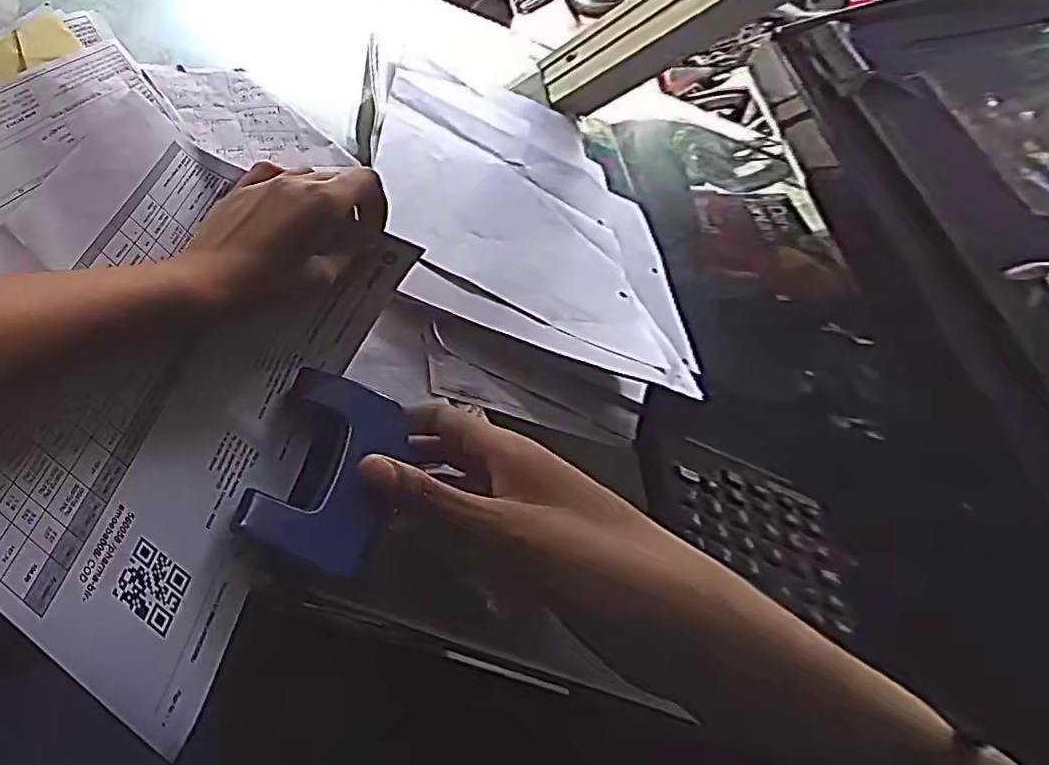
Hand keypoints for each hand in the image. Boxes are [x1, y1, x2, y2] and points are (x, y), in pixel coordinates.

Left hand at [173, 162, 385, 306]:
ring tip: (311, 229)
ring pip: (304, 176)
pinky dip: (285, 188)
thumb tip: (361, 243)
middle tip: (343, 236)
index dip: (375, 205)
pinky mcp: (240, 189)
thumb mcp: (316, 277)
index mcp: (319, 200)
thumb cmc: (260, 282)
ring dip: (316, 196)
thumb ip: (347, 254)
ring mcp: (264, 182)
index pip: (366, 181)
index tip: (368, 229)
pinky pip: (272, 176)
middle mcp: (293, 182)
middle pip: (336, 178)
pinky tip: (280, 211)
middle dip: (348, 204)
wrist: (205, 280)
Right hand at [356, 403, 706, 616]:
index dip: (400, 420)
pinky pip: (478, 532)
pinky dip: (448, 534)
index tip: (355, 434)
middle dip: (402, 461)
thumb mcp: (508, 530)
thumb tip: (369, 465)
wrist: (701, 638)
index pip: (441, 418)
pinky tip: (428, 550)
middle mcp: (514, 476)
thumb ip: (434, 499)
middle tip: (356, 479)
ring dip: (422, 500)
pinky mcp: (535, 554)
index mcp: (510, 453)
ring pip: (459, 495)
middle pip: (445, 455)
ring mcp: (526, 515)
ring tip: (376, 513)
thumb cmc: (608, 566)